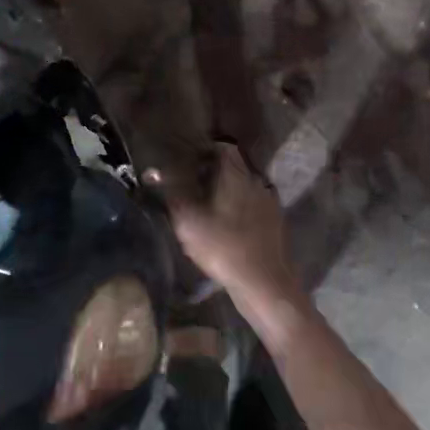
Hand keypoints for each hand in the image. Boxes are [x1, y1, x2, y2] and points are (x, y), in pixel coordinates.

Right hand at [166, 143, 306, 323]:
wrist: (264, 281)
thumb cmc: (223, 247)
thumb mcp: (188, 222)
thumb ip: (171, 195)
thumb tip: (153, 172)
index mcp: (236, 175)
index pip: (224, 147)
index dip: (207, 151)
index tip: (190, 163)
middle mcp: (256, 181)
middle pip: (236, 166)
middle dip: (216, 172)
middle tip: (196, 186)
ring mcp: (270, 200)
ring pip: (247, 186)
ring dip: (230, 191)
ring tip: (211, 207)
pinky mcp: (276, 220)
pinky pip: (256, 204)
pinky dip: (243, 208)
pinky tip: (231, 226)